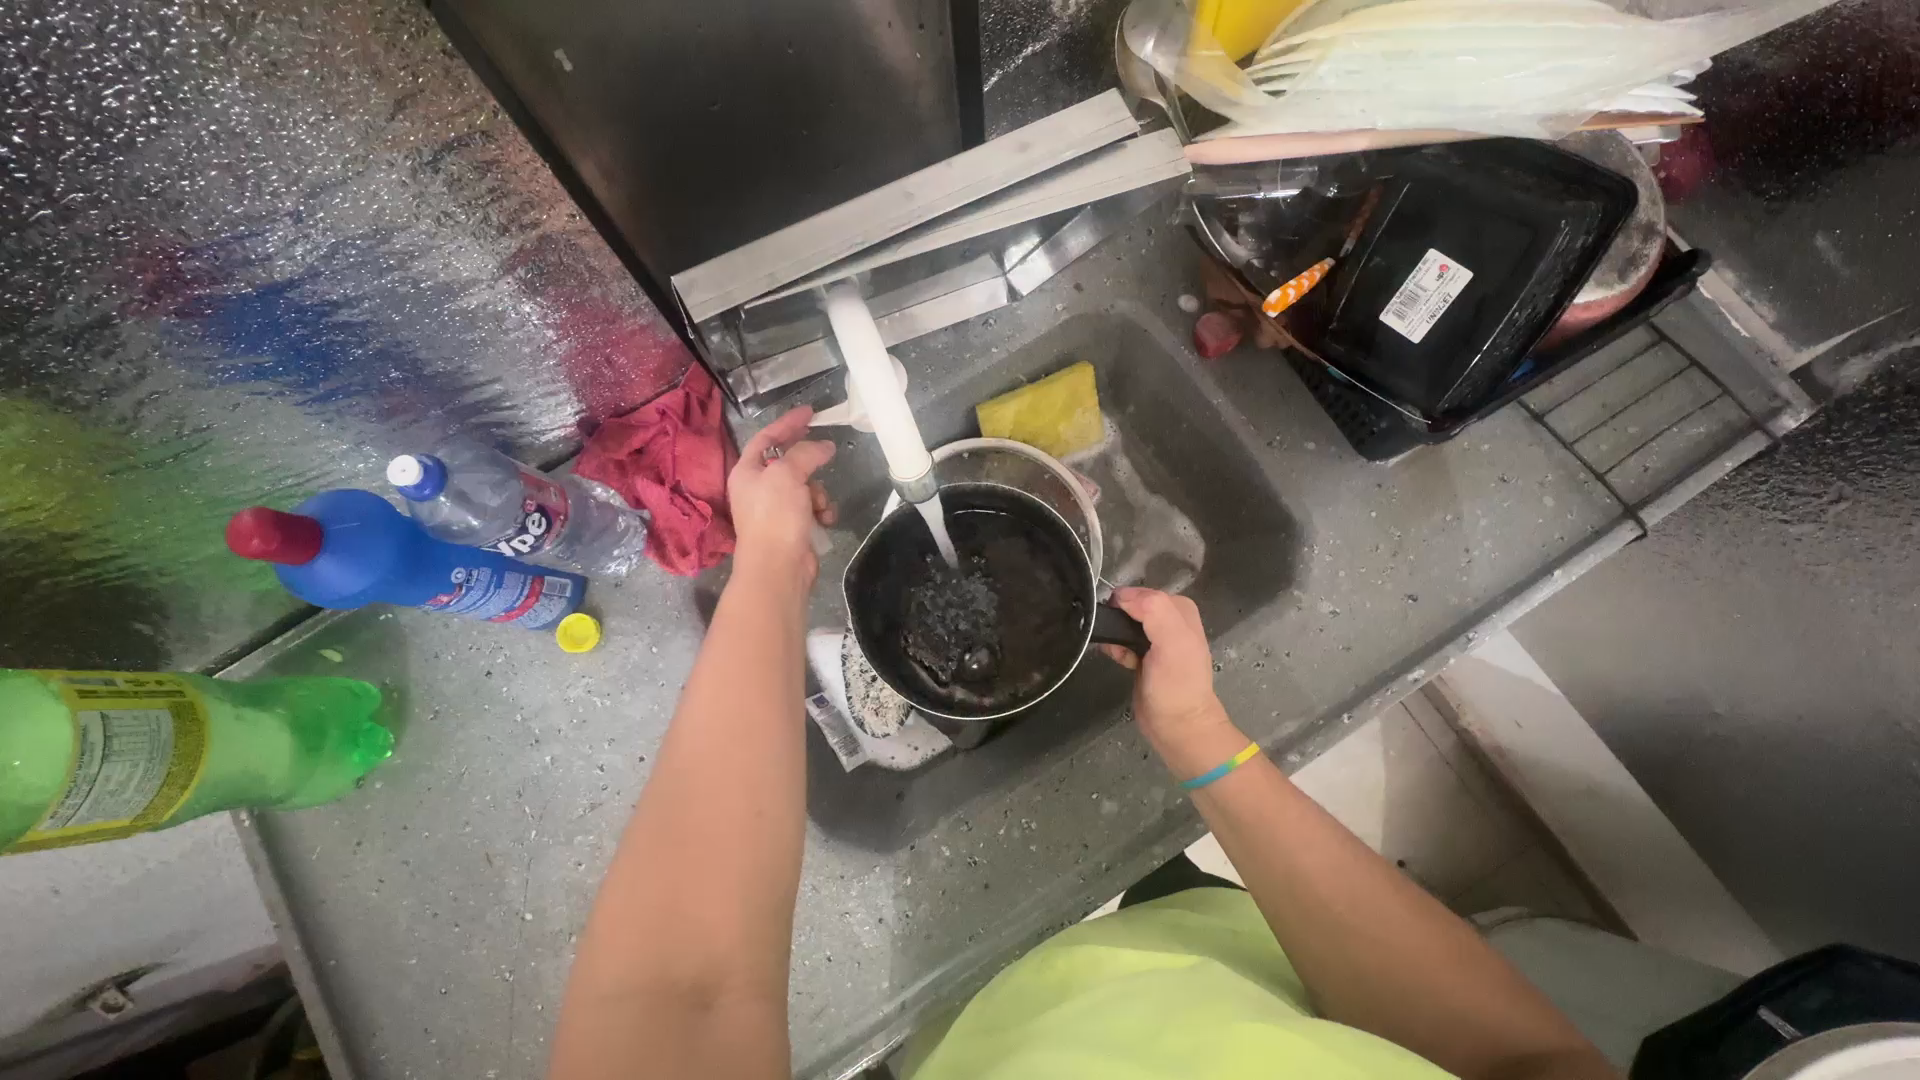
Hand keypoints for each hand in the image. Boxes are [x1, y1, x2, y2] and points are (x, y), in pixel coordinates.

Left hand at [730, 406, 836, 586]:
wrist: (778, 567)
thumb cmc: (775, 515)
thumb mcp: (787, 474)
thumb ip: (806, 453)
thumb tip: (825, 446)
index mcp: (747, 472)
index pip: (766, 438)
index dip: (787, 423)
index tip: (810, 412)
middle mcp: (758, 488)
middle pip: (789, 462)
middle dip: (809, 463)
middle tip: (828, 453)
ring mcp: (776, 509)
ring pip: (806, 486)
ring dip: (819, 492)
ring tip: (819, 506)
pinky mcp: (793, 527)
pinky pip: (813, 508)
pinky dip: (822, 511)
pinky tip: (824, 520)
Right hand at [1098, 587, 1232, 751]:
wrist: (1177, 727)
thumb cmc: (1176, 685)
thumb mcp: (1173, 642)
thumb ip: (1153, 610)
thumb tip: (1122, 596)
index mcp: (1180, 609)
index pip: (1142, 592)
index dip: (1126, 606)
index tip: (1120, 626)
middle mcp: (1170, 619)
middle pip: (1131, 606)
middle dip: (1119, 622)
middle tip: (1119, 642)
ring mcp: (1156, 639)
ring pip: (1124, 623)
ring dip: (1116, 636)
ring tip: (1121, 655)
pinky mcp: (1144, 655)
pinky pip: (1122, 640)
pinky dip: (1116, 648)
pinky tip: (1121, 661)